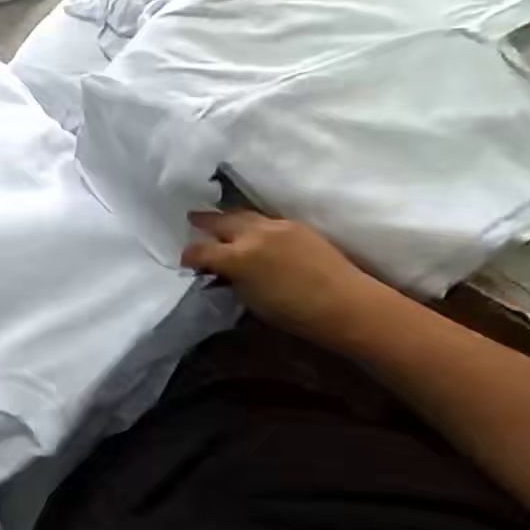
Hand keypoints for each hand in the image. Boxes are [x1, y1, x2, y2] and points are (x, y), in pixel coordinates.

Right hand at [181, 210, 397, 349]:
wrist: (343, 302)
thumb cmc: (295, 314)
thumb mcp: (252, 302)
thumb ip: (233, 281)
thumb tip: (224, 273)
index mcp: (238, 257)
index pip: (202, 250)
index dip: (190, 255)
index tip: (186, 260)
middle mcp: (253, 234)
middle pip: (221, 221)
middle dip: (205, 222)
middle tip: (193, 219)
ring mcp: (276, 225)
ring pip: (244, 215)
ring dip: (230, 219)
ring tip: (220, 220)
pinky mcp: (295, 224)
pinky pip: (266, 219)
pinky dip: (253, 224)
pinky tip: (253, 231)